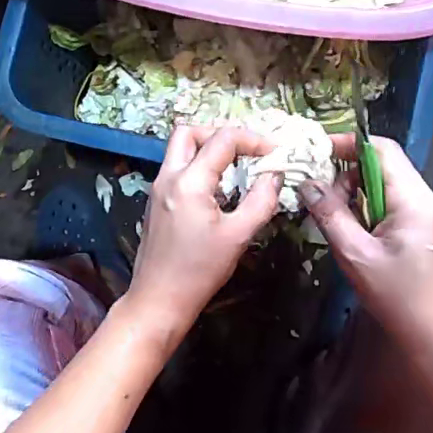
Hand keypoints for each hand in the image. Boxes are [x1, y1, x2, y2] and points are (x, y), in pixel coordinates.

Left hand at [123, 124, 281, 344]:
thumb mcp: (238, 236)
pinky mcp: (156, 202)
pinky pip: (177, 169)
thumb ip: (261, 200)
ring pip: (180, 149)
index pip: (222, 139)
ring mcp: (158, 188)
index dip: (253, 140)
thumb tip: (275, 174)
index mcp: (188, 181)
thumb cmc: (199, 271)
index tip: (275, 153)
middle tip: (248, 152)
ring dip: (208, 149)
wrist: (158, 300)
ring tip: (237, 168)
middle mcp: (168, 177)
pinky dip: (199, 167)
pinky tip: (219, 189)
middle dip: (221, 135)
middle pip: (190, 132)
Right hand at [300, 135, 432, 355]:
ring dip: (357, 194)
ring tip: (335, 219)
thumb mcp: (355, 254)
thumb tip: (307, 183)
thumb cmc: (398, 296)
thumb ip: (330, 214)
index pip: (381, 149)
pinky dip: (370, 209)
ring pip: (387, 186)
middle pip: (384, 166)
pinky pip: (394, 205)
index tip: (316, 153)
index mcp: (414, 199)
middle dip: (348, 174)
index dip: (347, 144)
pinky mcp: (427, 232)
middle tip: (320, 196)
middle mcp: (427, 199)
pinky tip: (356, 233)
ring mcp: (430, 216)